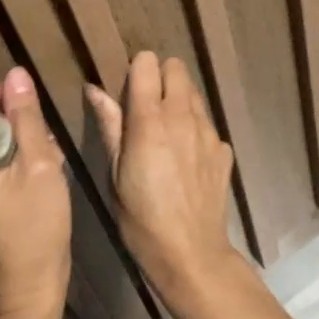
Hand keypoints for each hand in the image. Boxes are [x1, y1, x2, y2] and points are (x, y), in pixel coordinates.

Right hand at [84, 52, 241, 296]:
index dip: (137, 69)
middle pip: (177, 67)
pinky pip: (207, 124)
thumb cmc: (141, 218)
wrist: (190, 254)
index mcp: (150, 120)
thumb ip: (109, 125)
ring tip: (166, 130)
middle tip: (147, 103)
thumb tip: (94, 89)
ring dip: (179, 99)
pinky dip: (195, 129)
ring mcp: (208, 132)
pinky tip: (186, 158)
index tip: (129, 87)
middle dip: (161, 76)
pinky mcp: (224, 150)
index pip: (148, 64)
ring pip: (194, 93)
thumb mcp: (114, 173)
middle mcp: (183, 117)